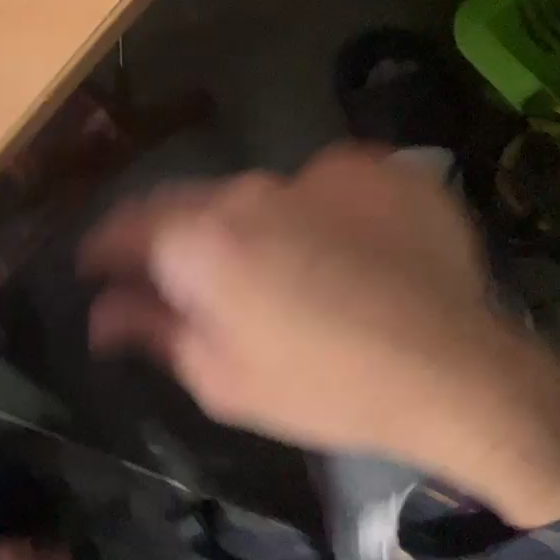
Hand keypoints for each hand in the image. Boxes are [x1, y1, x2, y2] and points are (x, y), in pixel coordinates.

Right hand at [79, 143, 559, 526]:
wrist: (461, 375)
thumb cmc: (325, 389)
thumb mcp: (222, 378)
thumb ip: (153, 331)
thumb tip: (101, 311)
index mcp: (200, 241)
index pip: (125, 226)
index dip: (103, 249)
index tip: (98, 269)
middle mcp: (250, 188)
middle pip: (189, 203)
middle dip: (176, 239)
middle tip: (188, 283)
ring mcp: (320, 171)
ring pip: (259, 194)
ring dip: (249, 228)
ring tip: (277, 276)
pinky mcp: (377, 170)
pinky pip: (322, 188)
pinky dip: (313, 217)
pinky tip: (342, 259)